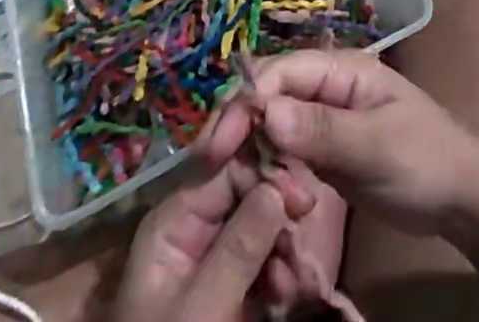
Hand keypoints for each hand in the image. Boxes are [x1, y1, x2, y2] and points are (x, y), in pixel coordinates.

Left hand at [112, 158, 312, 321]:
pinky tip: (287, 297)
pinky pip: (265, 263)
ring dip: (285, 251)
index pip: (226, 171)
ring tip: (295, 285)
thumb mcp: (202, 307)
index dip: (266, 176)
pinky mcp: (232, 288)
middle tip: (301, 249)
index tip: (303, 202)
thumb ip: (238, 248)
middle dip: (280, 219)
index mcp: (175, 220)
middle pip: (249, 196)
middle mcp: (195, 229)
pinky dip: (281, 276)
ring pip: (263, 229)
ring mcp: (214, 259)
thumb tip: (275, 188)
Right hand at [200, 50, 478, 237]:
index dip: (246, 102)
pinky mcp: (319, 148)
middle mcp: (325, 85)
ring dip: (253, 151)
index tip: (220, 144)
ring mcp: (321, 117)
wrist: (462, 201)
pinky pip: (282, 151)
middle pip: (267, 95)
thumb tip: (265, 111)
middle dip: (241, 126)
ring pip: (269, 124)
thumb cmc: (428, 161)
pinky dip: (269, 168)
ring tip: (246, 186)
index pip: (279, 72)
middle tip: (214, 166)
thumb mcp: (379, 146)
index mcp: (341, 69)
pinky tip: (266, 191)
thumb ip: (323, 129)